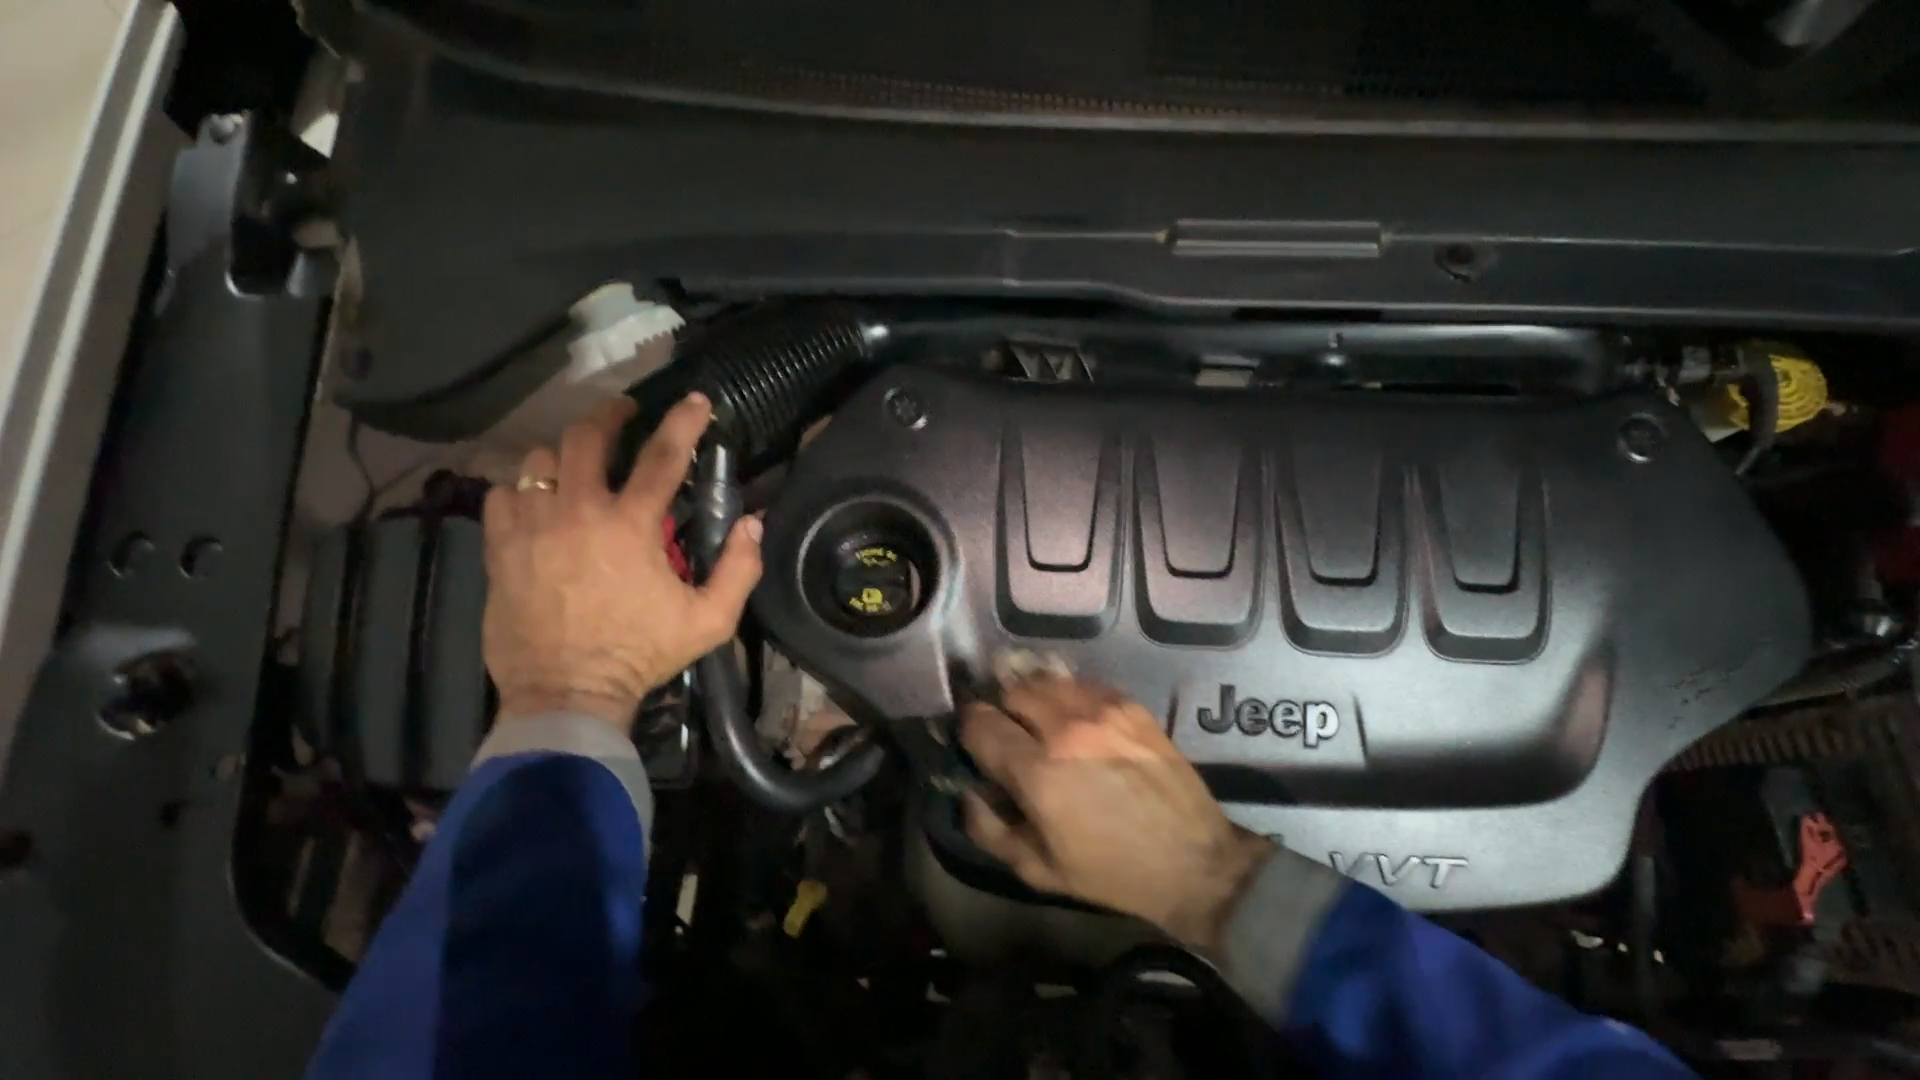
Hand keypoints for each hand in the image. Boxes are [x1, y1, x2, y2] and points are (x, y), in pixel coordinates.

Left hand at [482, 394, 761, 729]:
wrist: (567, 694)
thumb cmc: (640, 654)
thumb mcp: (709, 621)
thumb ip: (738, 570)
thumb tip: (752, 524)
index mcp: (630, 526)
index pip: (663, 456)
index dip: (684, 421)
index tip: (697, 399)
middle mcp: (578, 512)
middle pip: (586, 438)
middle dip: (609, 415)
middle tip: (623, 413)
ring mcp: (532, 528)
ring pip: (538, 461)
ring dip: (563, 455)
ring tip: (577, 463)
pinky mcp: (500, 549)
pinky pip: (501, 496)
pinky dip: (521, 490)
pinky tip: (535, 502)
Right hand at [960, 676, 1273, 954]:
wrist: (1192, 861)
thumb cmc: (1109, 873)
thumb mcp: (1037, 870)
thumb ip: (988, 829)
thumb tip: (967, 790)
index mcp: (1037, 773)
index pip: (979, 724)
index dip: (968, 729)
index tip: (973, 740)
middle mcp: (1065, 730)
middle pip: (1010, 691)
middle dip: (1000, 708)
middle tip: (1008, 731)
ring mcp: (1101, 711)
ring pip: (1045, 679)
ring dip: (1032, 695)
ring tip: (1038, 718)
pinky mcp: (1129, 705)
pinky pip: (1081, 683)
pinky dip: (1066, 694)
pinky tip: (1073, 717)